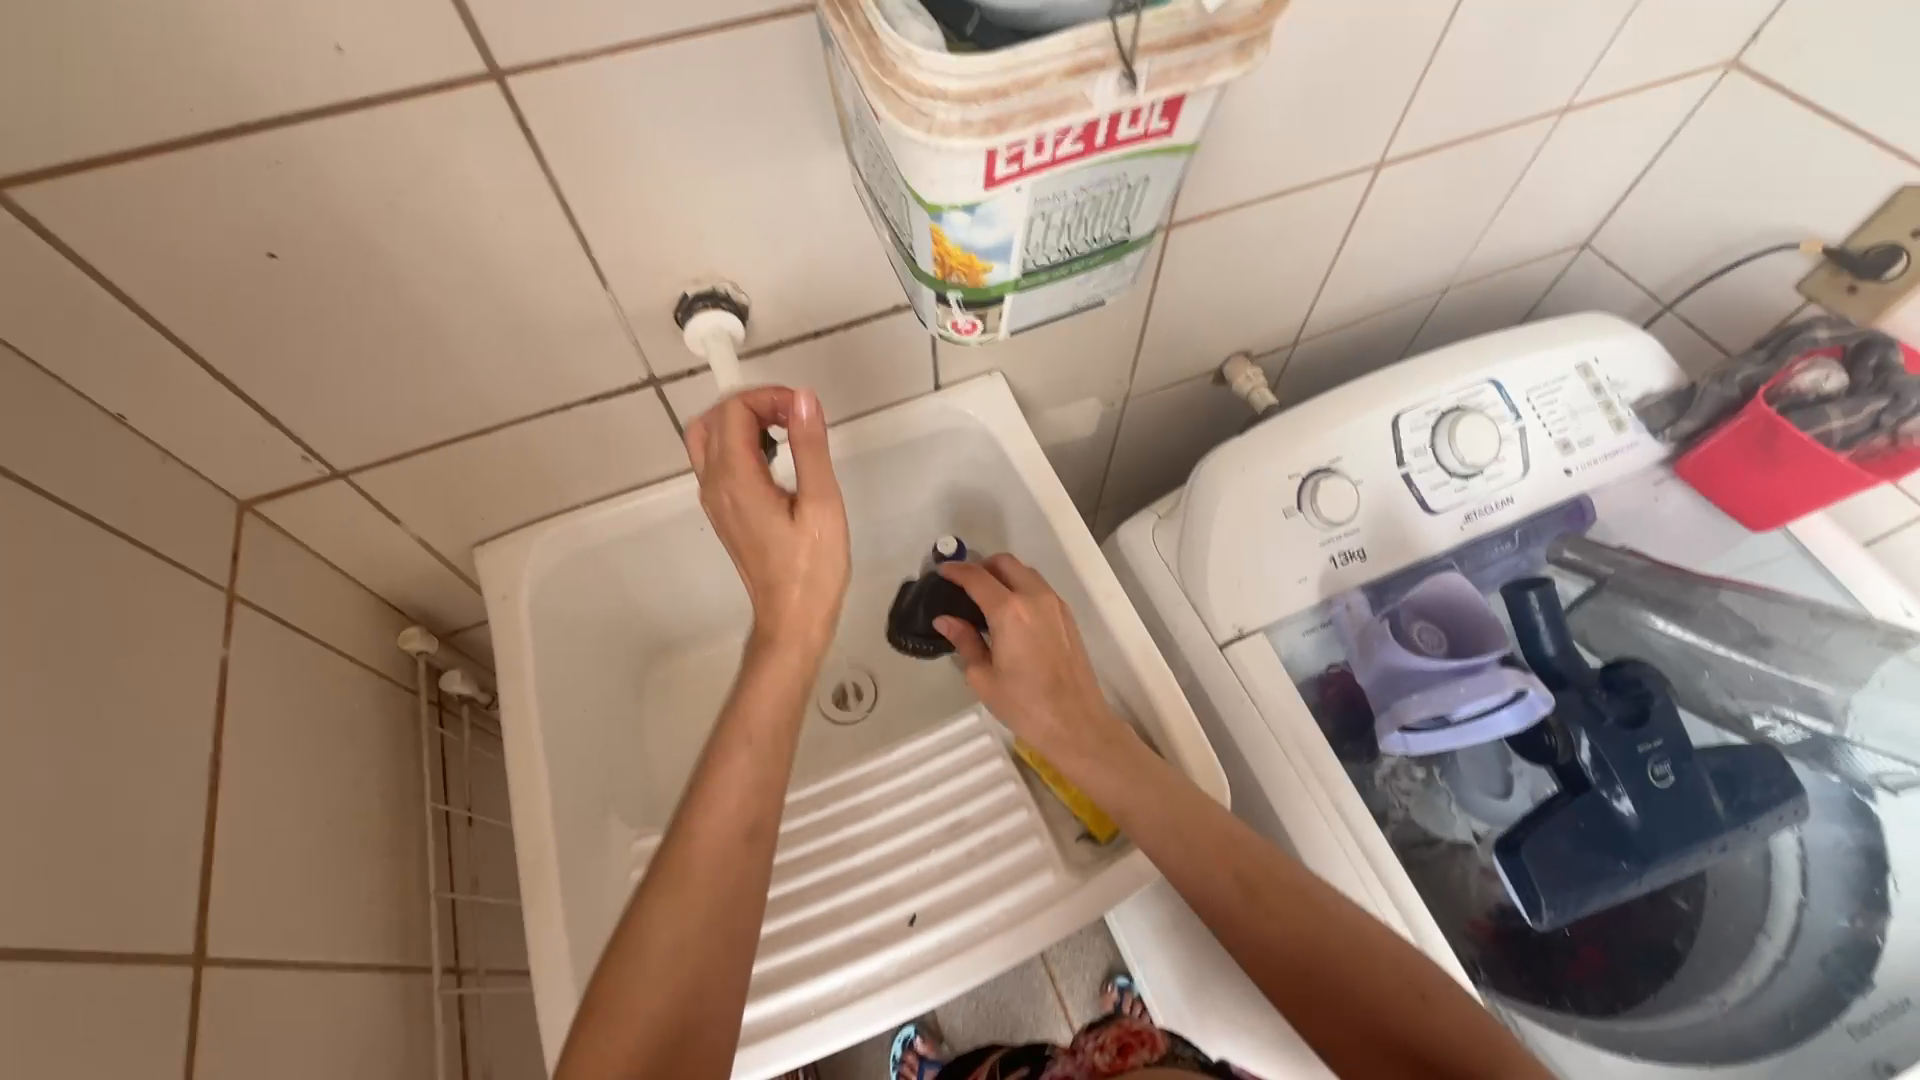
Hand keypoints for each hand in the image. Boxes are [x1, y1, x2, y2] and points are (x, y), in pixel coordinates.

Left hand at [686, 387, 849, 660]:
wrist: (792, 618)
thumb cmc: (812, 567)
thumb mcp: (821, 503)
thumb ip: (810, 447)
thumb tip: (802, 399)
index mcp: (735, 479)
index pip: (733, 410)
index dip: (768, 397)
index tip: (803, 412)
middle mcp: (714, 486)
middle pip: (714, 419)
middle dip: (753, 404)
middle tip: (795, 419)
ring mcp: (715, 501)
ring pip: (709, 439)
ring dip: (744, 423)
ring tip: (787, 435)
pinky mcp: (724, 513)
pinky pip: (719, 463)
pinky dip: (742, 446)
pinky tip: (778, 461)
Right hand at [933, 554, 1139, 766]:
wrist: (1075, 722)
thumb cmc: (1024, 704)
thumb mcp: (983, 677)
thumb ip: (965, 641)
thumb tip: (945, 620)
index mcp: (1009, 611)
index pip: (977, 578)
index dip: (956, 570)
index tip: (941, 571)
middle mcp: (1035, 598)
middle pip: (1005, 563)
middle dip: (981, 566)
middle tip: (963, 584)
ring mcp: (1055, 605)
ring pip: (1026, 572)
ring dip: (1004, 575)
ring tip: (986, 597)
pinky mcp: (1067, 616)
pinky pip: (1040, 588)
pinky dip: (1021, 587)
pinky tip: (1011, 612)